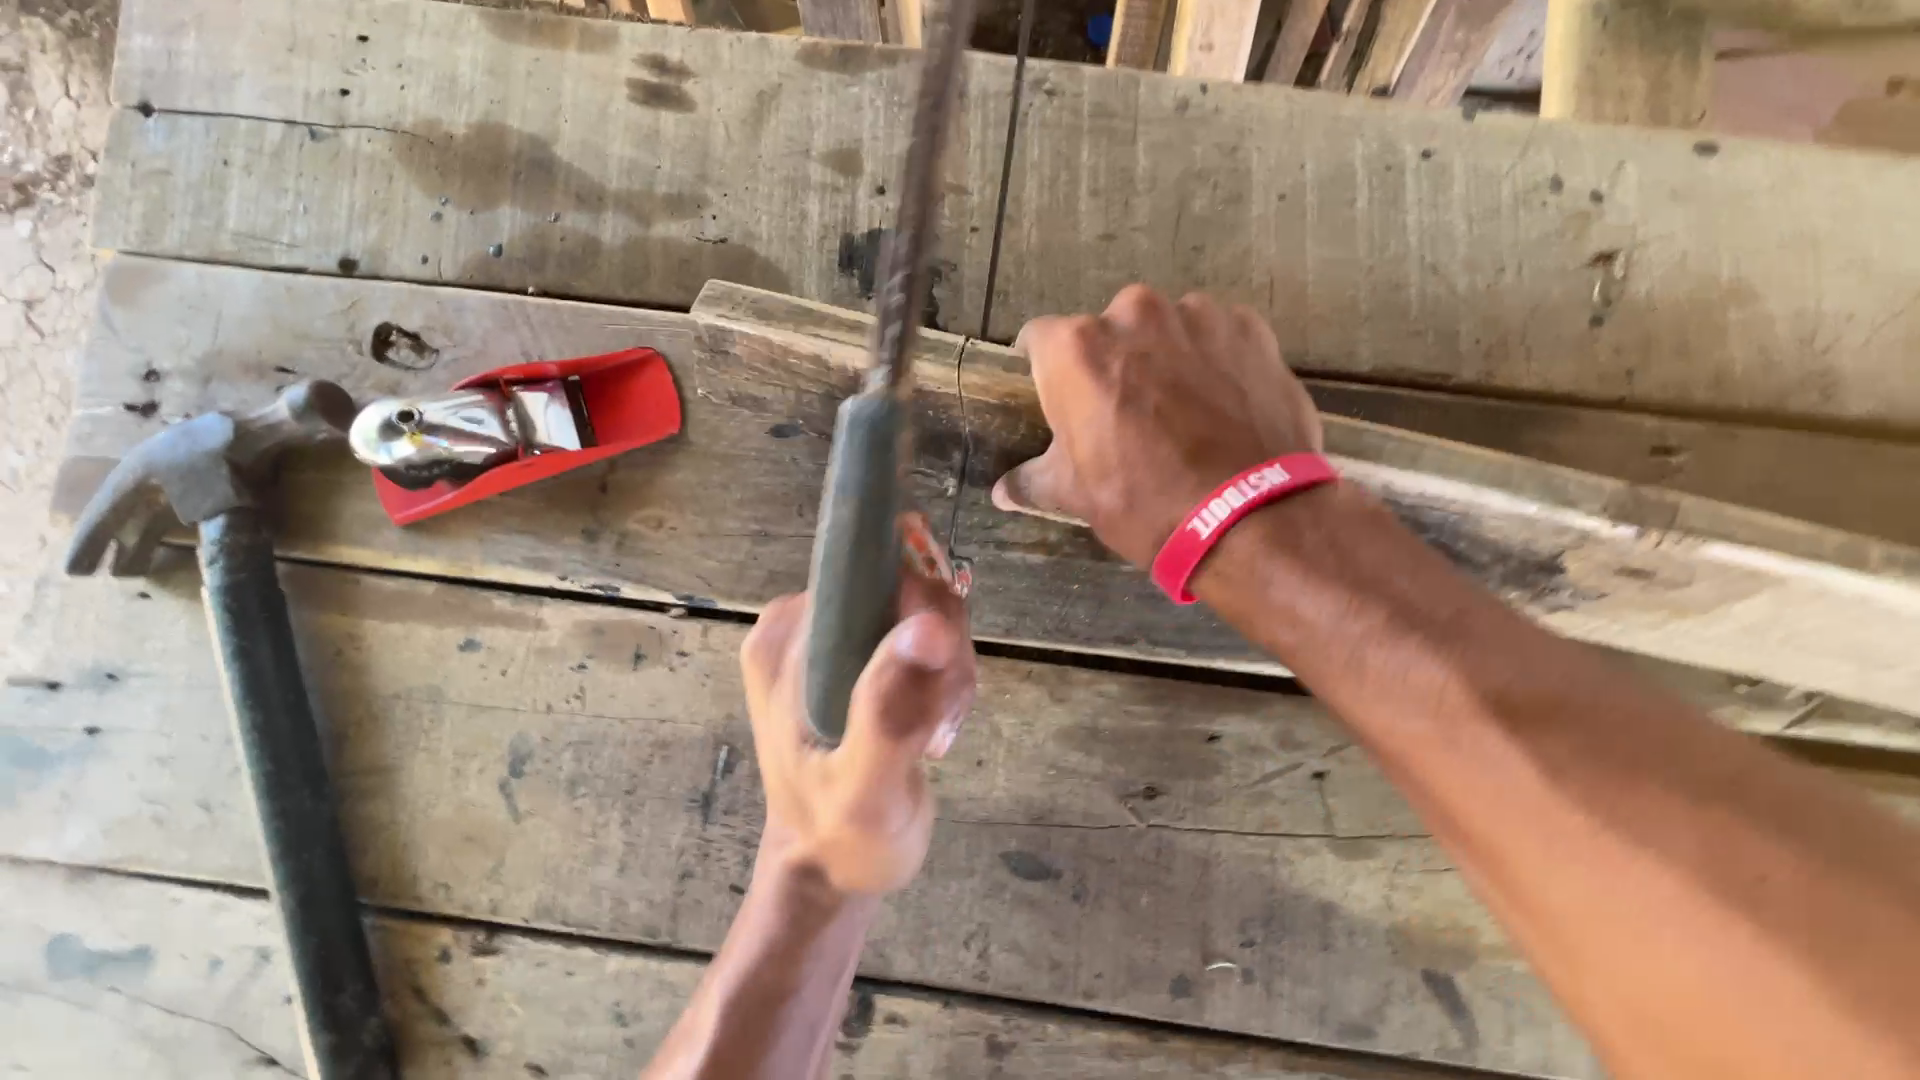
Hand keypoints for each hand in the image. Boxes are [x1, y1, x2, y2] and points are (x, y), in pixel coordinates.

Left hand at [740, 565, 975, 894]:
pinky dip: (944, 679)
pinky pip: (926, 636)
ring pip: (925, 614)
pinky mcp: (859, 655)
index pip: (870, 574)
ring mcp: (833, 638)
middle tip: (940, 716)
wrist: (830, 868)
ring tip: (935, 732)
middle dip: (942, 651)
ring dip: (948, 671)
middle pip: (905, 589)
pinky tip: (933, 728)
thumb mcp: (864, 792)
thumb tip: (928, 626)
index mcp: (784, 643)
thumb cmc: (840, 840)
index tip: (941, 667)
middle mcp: (804, 625)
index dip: (920, 606)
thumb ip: (888, 713)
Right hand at [994, 286, 1323, 565]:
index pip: (1039, 339)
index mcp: (1077, 348)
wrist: (1249, 518)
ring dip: (1166, 357)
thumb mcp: (1075, 495)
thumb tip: (1002, 491)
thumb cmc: (1144, 502)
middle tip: (1126, 413)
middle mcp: (1133, 313)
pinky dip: (1215, 361)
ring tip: (1183, 411)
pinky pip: (1218, 337)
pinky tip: (1223, 406)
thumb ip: (1034, 479)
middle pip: (1108, 330)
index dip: (1045, 369)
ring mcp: (1197, 315)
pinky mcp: (1250, 328)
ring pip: (1166, 329)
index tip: (1058, 397)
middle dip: (1112, 362)